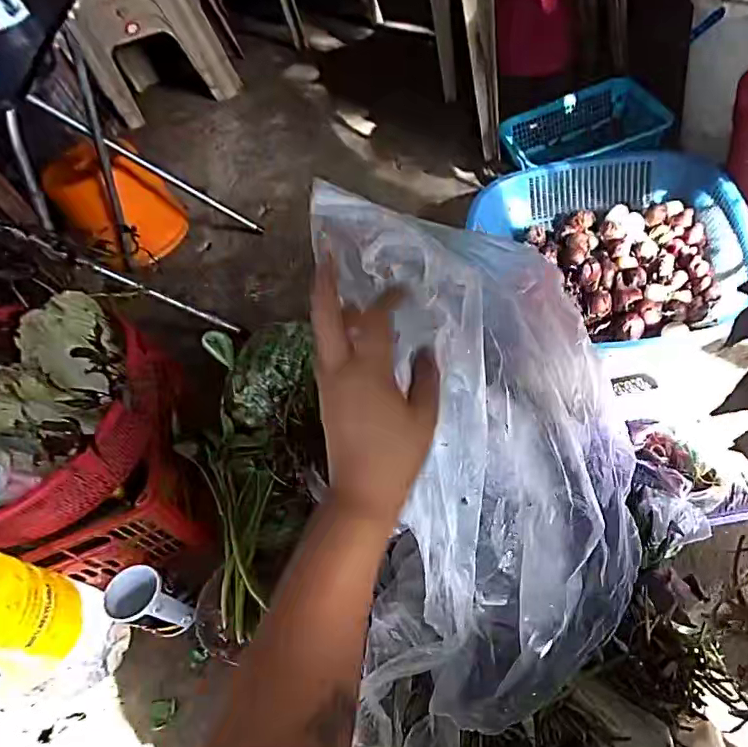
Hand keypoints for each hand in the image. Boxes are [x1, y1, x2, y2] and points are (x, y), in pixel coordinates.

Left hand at [310, 251, 440, 525]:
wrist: (361, 491)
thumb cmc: (398, 456)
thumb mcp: (424, 418)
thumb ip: (426, 379)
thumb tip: (425, 351)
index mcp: (368, 371)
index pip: (374, 321)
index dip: (388, 300)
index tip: (403, 291)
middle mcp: (340, 369)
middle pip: (325, 315)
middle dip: (326, 281)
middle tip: (328, 254)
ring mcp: (328, 383)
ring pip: (321, 333)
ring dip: (328, 306)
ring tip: (341, 289)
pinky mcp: (326, 396)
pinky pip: (326, 352)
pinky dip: (333, 332)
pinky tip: (347, 331)